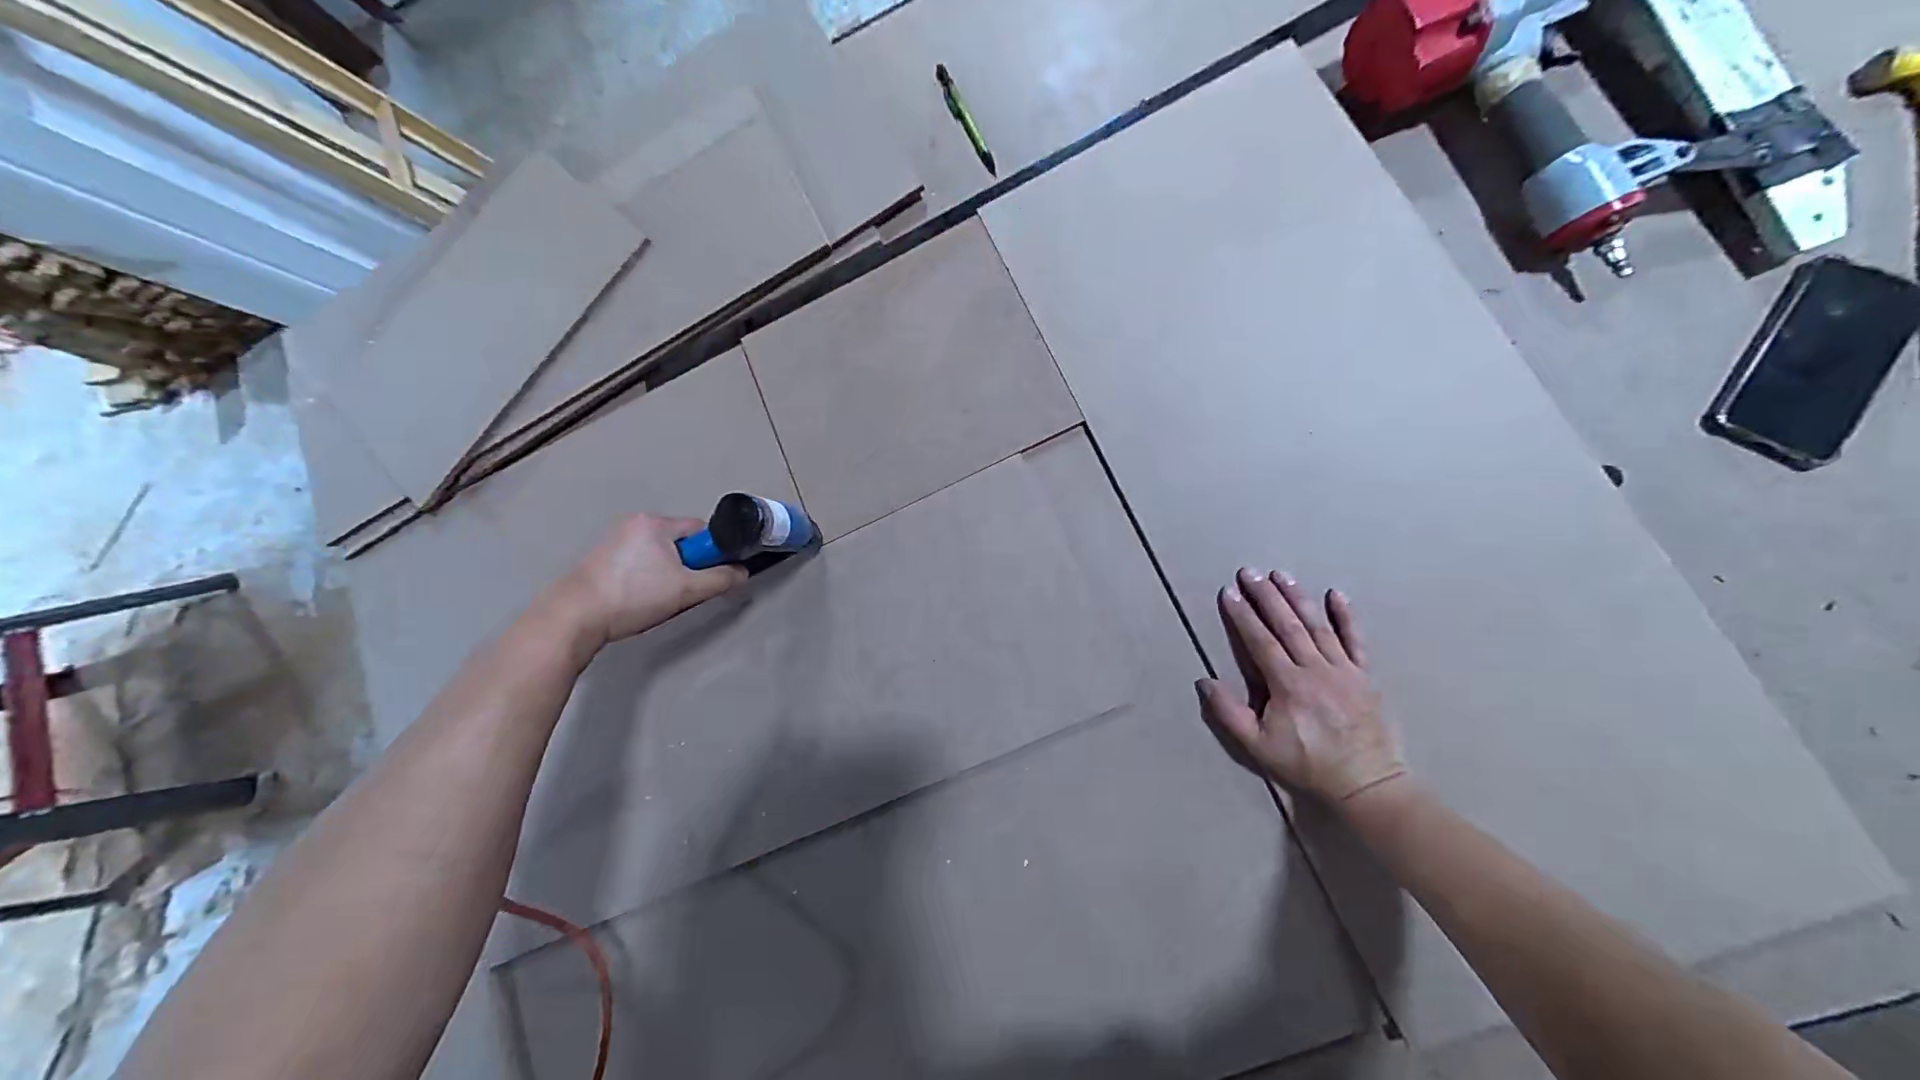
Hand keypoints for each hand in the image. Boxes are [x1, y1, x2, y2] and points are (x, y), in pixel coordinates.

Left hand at [547, 514, 747, 647]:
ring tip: (656, 598)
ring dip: (667, 575)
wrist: (575, 618)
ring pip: (660, 556)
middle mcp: (633, 524)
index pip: (701, 530)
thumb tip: (741, 573)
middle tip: (680, 591)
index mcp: (654, 523)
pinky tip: (638, 600)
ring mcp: (615, 541)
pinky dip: (646, 580)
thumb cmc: (629, 598)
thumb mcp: (687, 591)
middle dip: (687, 567)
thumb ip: (721, 579)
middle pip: (680, 543)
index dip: (710, 554)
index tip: (704, 575)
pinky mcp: (602, 560)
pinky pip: (640, 564)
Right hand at [1198, 567, 1405, 801]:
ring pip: (1317, 626)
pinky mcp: (1366, 675)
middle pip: (1287, 625)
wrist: (1367, 783)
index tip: (1229, 593)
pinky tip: (1335, 594)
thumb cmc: (1307, 764)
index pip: (1260, 641)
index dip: (1243, 615)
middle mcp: (1316, 669)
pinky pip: (1356, 640)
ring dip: (1297, 598)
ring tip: (1280, 575)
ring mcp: (1344, 669)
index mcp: (1288, 685)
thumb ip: (1229, 714)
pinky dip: (1346, 616)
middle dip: (1266, 596)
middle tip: (1249, 572)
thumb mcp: (1258, 746)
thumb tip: (1204, 682)